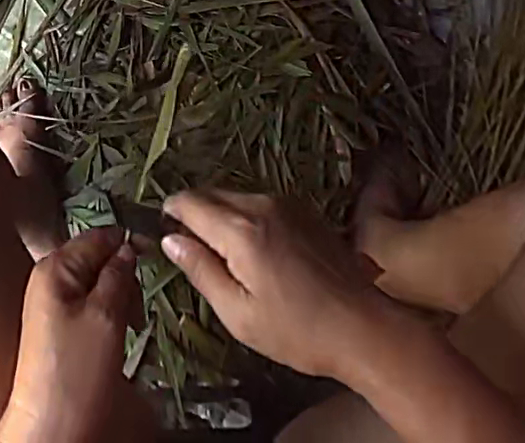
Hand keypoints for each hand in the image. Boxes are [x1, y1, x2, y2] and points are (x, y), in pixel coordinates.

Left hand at [0, 226, 142, 442]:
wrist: (50, 433)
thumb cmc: (73, 376)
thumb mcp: (105, 317)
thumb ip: (118, 276)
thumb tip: (128, 249)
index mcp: (53, 267)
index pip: (97, 235)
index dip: (127, 240)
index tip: (154, 251)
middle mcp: (48, 279)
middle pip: (97, 258)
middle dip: (123, 274)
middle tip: (138, 301)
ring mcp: (52, 304)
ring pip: (97, 283)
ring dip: (119, 296)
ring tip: (131, 321)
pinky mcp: (59, 329)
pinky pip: (91, 305)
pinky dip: (109, 313)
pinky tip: (119, 332)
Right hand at [162, 190, 387, 378]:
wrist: (363, 326)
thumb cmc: (297, 330)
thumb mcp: (238, 313)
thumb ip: (200, 270)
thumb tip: (168, 239)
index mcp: (240, 231)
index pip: (189, 203)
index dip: (170, 212)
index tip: (161, 227)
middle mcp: (260, 204)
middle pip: (210, 194)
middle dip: (193, 212)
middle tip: (189, 246)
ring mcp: (283, 202)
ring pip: (233, 196)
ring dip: (218, 214)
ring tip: (222, 253)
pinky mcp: (301, 208)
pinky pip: (257, 202)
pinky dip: (243, 216)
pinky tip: (253, 249)